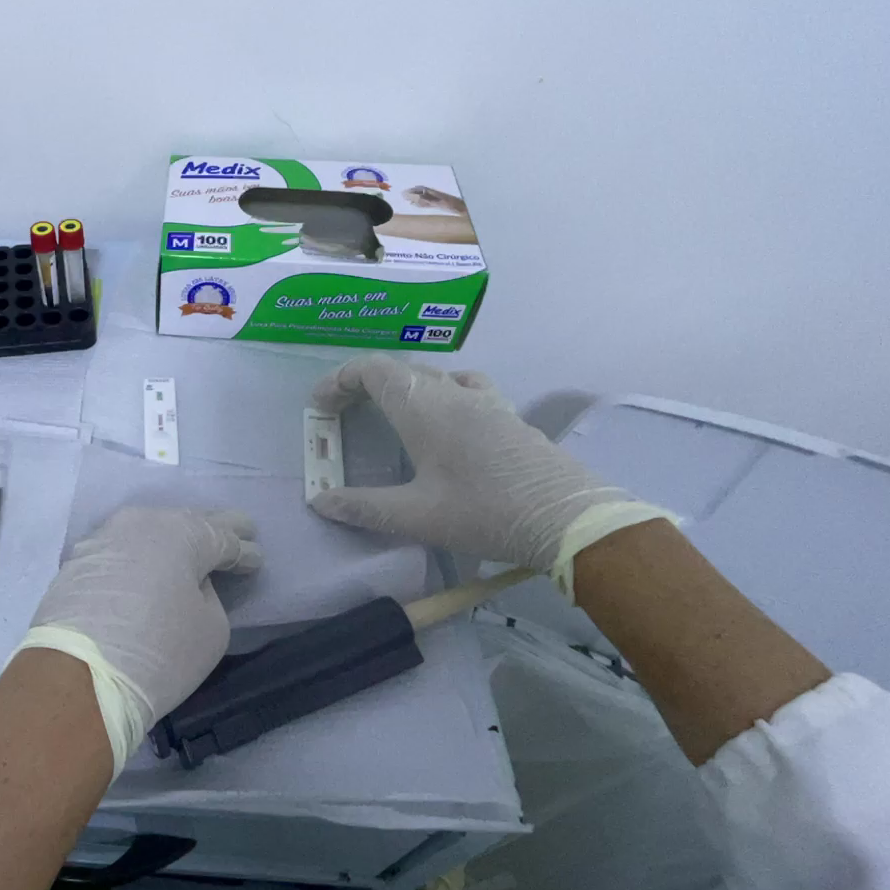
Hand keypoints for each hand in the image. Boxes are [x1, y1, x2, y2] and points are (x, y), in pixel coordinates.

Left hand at [18, 508, 260, 772]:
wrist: (76, 675)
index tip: (255, 559)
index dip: (243, 551)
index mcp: (183, 533)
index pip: (223, 538)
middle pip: (185, 523)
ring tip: (189, 551)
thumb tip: (187, 584)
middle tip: (237, 533)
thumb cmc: (157, 652)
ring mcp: (104, 538)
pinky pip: (121, 551)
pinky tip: (146, 566)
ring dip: (170, 541)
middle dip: (212, 530)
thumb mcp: (211, 629)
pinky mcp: (78, 561)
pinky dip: (138, 556)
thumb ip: (208, 595)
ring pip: (149, 531)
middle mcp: (142, 522)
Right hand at [307, 356, 670, 599]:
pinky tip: (445, 416)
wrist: (569, 519)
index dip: (339, 380)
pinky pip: (463, 387)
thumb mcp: (417, 516)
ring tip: (387, 412)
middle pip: (399, 370)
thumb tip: (320, 502)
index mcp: (422, 408)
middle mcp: (451, 393)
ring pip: (431, 376)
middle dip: (363, 384)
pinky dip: (437, 392)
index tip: (320, 405)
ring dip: (401, 386)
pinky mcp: (507, 417)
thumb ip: (364, 507)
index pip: (372, 370)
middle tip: (341, 412)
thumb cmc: (485, 512)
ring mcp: (484, 401)